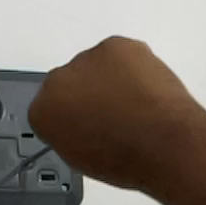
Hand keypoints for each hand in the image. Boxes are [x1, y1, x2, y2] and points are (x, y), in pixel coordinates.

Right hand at [28, 36, 205, 191]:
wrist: (163, 143)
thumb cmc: (126, 158)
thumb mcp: (81, 159)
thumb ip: (69, 133)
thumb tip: (79, 124)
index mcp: (42, 112)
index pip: (48, 108)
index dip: (70, 117)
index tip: (86, 123)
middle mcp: (56, 82)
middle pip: (69, 83)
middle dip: (87, 94)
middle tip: (112, 113)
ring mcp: (86, 60)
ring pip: (94, 65)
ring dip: (109, 78)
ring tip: (132, 103)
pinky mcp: (115, 45)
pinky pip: (119, 53)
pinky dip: (130, 66)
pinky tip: (141, 88)